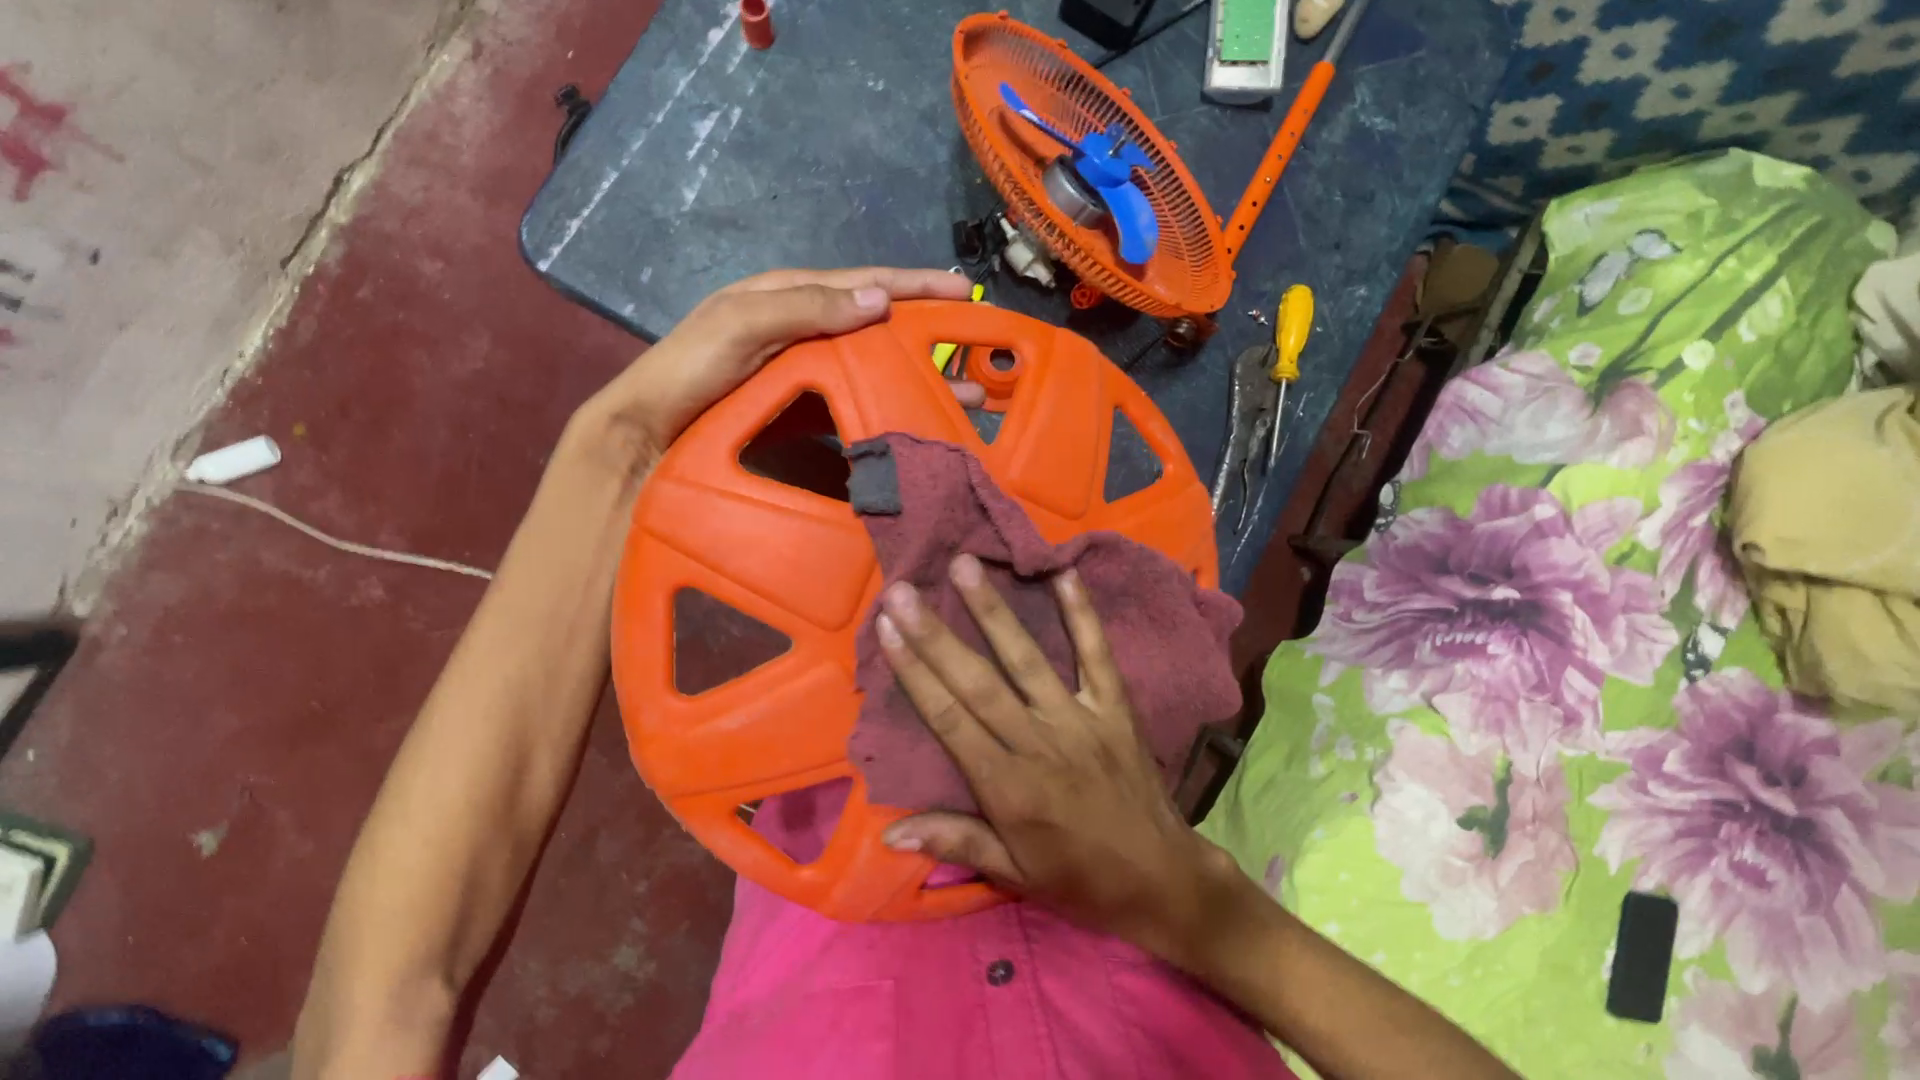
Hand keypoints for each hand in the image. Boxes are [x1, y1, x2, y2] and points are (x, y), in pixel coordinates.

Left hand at [569, 267, 984, 474]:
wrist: (650, 427)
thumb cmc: (691, 366)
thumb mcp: (744, 324)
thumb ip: (806, 308)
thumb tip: (879, 300)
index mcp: (792, 294)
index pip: (864, 282)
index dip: (914, 284)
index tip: (962, 289)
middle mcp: (805, 325)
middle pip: (879, 323)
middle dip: (929, 333)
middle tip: (977, 349)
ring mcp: (805, 366)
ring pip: (874, 361)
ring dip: (918, 375)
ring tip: (964, 394)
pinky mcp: (802, 404)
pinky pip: (856, 394)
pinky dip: (889, 401)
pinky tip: (912, 416)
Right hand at [874, 554, 1247, 968]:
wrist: (1162, 878)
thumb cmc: (1078, 878)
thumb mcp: (1014, 873)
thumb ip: (956, 842)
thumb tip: (891, 832)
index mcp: (1008, 787)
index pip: (950, 719)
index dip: (915, 672)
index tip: (886, 629)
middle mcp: (1040, 744)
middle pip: (977, 682)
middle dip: (935, 634)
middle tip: (902, 590)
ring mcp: (1081, 721)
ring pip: (1028, 659)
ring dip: (993, 611)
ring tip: (965, 566)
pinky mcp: (1116, 709)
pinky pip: (1098, 656)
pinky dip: (1083, 615)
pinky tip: (1064, 574)